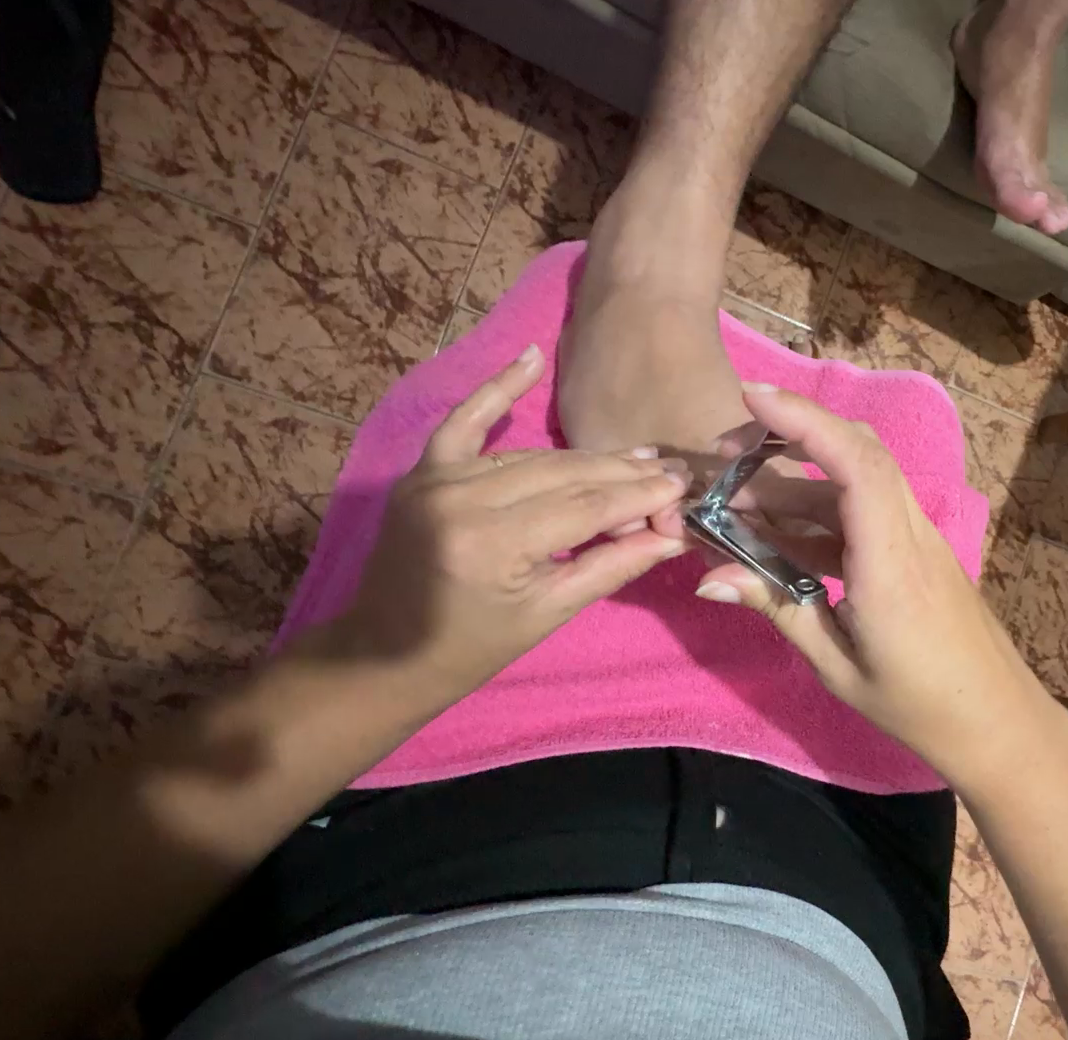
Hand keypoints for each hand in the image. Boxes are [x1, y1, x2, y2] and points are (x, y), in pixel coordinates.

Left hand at [331, 345, 691, 705]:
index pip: (585, 507)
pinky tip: (530, 358)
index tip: (683, 487)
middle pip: (564, 474)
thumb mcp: (550, 613)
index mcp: (493, 545)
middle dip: (623, 473)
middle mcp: (462, 500)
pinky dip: (496, 390)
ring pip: (534, 456)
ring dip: (588, 457)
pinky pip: (463, 422)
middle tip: (671, 471)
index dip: (640, 496)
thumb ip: (612, 566)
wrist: (384, 654)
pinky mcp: (422, 472)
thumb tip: (672, 536)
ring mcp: (437, 480)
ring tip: (638, 457)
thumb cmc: (474, 647)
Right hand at [691, 384, 1063, 782]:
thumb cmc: (919, 706)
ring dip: (798, 482)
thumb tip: (711, 574)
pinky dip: (820, 513)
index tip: (753, 398)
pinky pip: (867, 513)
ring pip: (860, 480)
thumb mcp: (837, 666)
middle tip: (727, 456)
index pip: (856, 464)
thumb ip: (779, 609)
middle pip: (860, 453)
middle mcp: (910, 535)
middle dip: (791, 436)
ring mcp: (919, 539)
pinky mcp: (918, 552)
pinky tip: (780, 538)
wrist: (997, 721)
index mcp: (891, 563)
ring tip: (736, 506)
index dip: (805, 420)